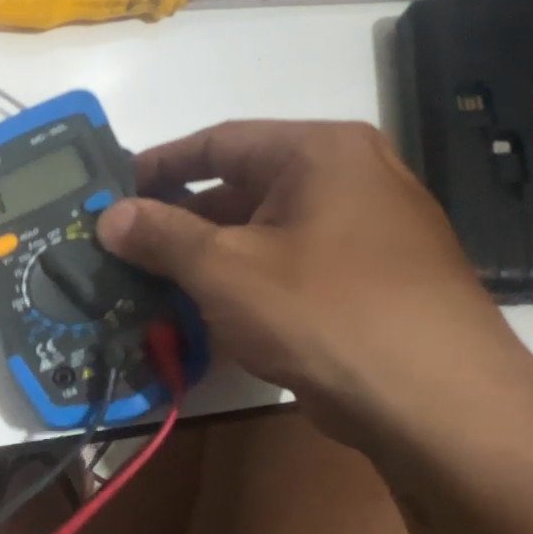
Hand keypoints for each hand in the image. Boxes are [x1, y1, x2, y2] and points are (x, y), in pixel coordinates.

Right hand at [97, 121, 532, 443]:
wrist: (424, 392)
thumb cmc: (320, 309)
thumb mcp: (223, 268)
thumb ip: (160, 236)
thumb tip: (109, 216)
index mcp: (317, 153)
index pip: (218, 141)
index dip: (156, 166)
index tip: (107, 195)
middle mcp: (344, 178)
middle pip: (236, 185)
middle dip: (172, 219)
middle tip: (116, 250)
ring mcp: (355, 230)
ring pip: (255, 230)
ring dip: (197, 255)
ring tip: (142, 284)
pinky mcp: (356, 279)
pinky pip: (278, 265)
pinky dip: (232, 281)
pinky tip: (194, 311)